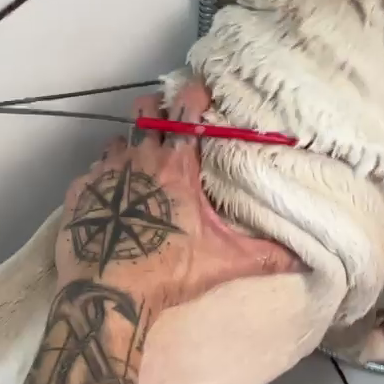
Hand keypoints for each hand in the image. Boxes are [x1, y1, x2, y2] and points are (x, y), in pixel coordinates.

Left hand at [57, 91, 296, 308]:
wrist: (106, 291)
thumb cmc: (167, 270)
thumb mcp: (223, 262)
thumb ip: (265, 255)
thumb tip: (304, 258)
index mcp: (175, 166)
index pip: (185, 112)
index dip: (193, 96)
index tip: (199, 92)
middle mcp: (138, 159)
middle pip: (144, 112)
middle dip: (156, 111)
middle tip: (166, 125)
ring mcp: (104, 173)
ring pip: (116, 140)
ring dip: (129, 146)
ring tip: (139, 167)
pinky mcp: (79, 193)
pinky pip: (91, 173)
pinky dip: (102, 178)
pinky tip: (109, 196)